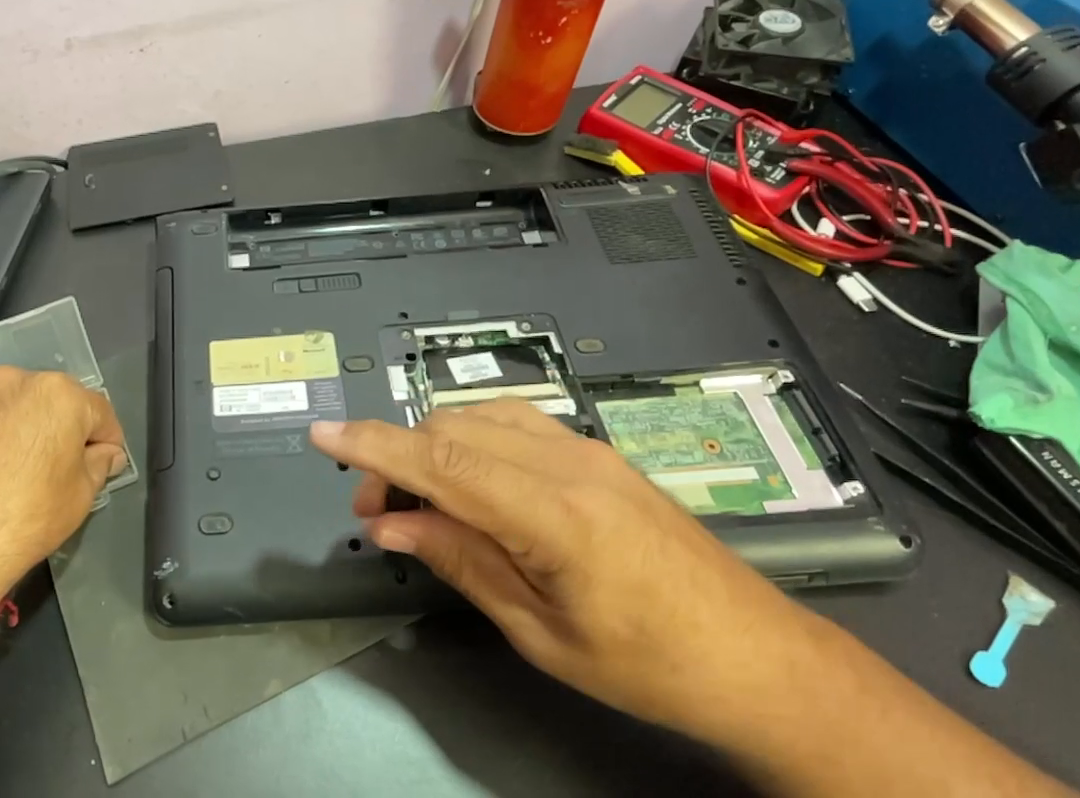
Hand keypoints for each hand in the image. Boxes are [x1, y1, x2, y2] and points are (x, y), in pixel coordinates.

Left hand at [0, 367, 126, 600]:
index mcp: (58, 394)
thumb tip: (105, 452)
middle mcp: (13, 382)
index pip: (97, 411)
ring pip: (5, 406)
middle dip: (57, 427)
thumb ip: (99, 464)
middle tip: (53, 468)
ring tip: (6, 470)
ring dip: (14, 427)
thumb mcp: (81, 497)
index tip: (101, 463)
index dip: (105, 439)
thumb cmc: (26, 520)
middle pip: (48, 401)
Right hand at [310, 399, 823, 734]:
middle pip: (453, 429)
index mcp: (556, 514)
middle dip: (398, 458)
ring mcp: (588, 452)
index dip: (374, 446)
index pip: (442, 462)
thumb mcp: (539, 631)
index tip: (324, 435)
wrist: (755, 655)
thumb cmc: (649, 663)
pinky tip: (468, 483)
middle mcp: (570, 464)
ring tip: (418, 502)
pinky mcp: (598, 455)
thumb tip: (392, 525)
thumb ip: (460, 562)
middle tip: (377, 515)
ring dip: (434, 447)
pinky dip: (471, 442)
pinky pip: (515, 424)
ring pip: (480, 417)